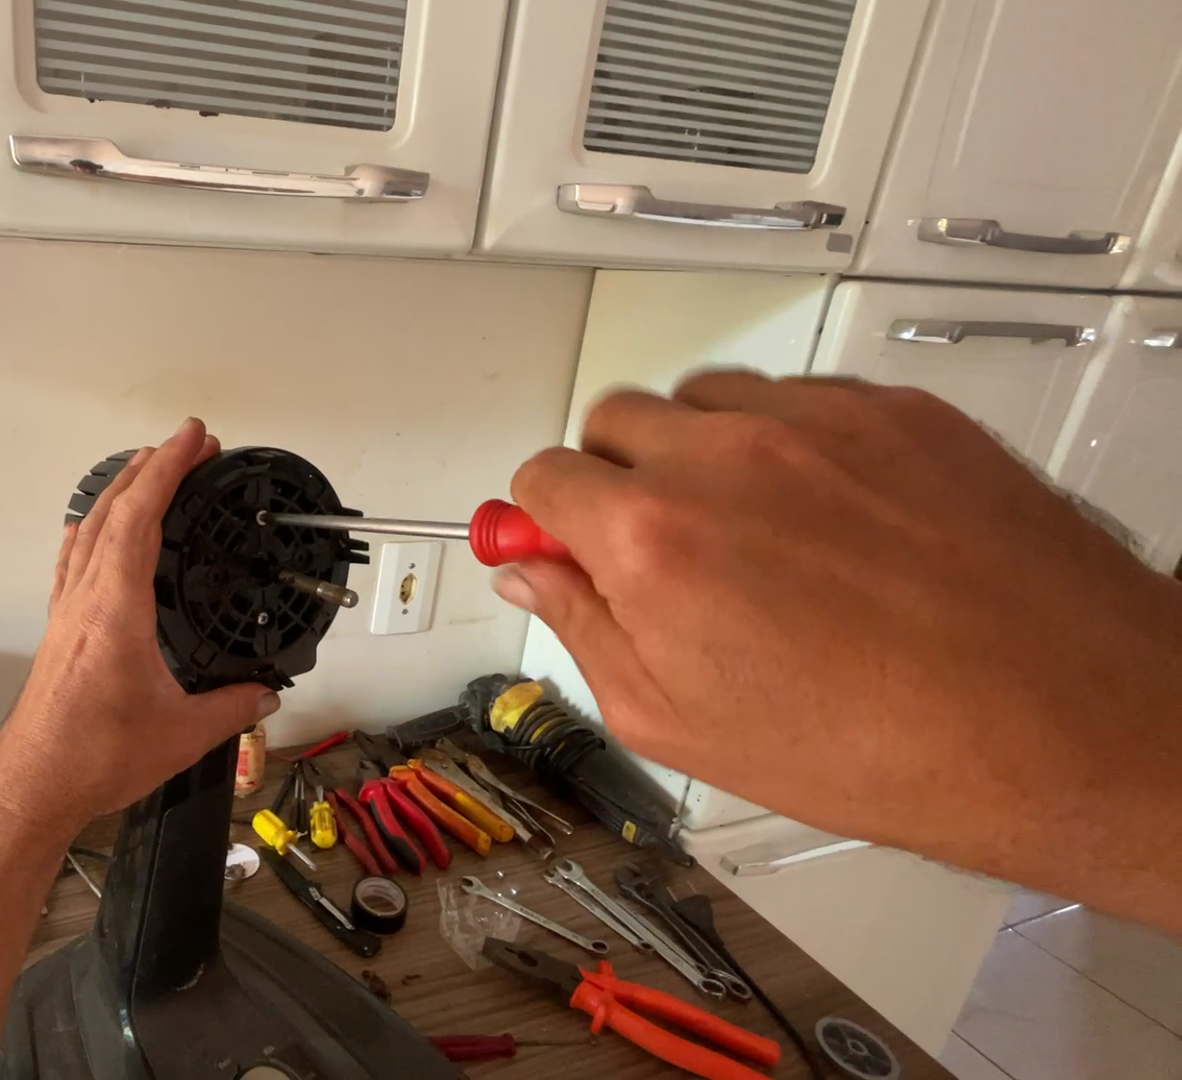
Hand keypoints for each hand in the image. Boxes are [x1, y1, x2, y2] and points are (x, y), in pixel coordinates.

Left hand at [0, 418, 280, 834]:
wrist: (34, 783)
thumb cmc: (94, 756)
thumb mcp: (182, 734)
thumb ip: (233, 708)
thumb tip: (264, 694)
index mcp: (116, 609)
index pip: (140, 517)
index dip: (168, 469)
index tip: (194, 439)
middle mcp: (86, 598)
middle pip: (112, 510)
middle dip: (151, 468)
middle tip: (188, 447)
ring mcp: (67, 609)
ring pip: (88, 528)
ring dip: (120, 491)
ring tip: (149, 469)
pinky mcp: (60, 626)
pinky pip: (74, 556)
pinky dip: (91, 526)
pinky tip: (93, 526)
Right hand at [492, 371, 1181, 885]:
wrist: (1078, 735)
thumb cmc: (870, 747)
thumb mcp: (667, 716)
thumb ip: (575, 626)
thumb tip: (526, 573)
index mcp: (650, 538)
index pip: (541, 476)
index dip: (539, 516)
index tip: (558, 539)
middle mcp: (721, 459)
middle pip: (607, 420)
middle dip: (606, 474)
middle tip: (646, 536)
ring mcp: (813, 424)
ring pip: (693, 397)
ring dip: (686, 447)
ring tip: (735, 520)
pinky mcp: (892, 410)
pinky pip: (787, 394)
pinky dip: (771, 437)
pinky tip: (810, 508)